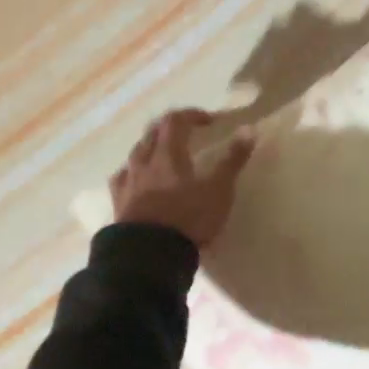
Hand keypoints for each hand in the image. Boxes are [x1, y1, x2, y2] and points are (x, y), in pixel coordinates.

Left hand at [109, 108, 255, 248]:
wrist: (150, 252)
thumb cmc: (189, 218)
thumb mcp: (219, 190)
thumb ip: (233, 160)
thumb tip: (249, 130)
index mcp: (168, 154)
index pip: (176, 121)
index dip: (192, 115)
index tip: (210, 121)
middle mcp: (144, 161)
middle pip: (153, 133)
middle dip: (171, 128)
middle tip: (188, 134)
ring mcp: (128, 181)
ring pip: (136, 153)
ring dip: (151, 147)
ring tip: (163, 156)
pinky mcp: (119, 202)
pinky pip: (123, 178)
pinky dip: (134, 172)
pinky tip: (136, 179)